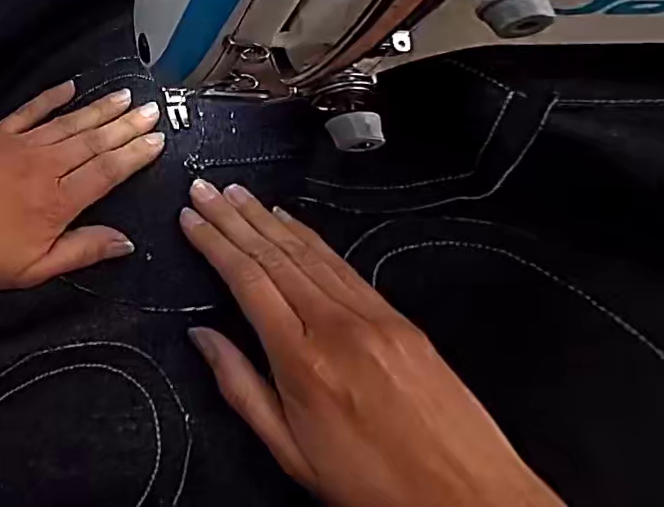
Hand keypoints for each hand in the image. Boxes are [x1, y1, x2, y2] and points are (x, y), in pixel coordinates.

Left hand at [0, 82, 163, 289]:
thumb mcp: (31, 270)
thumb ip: (81, 251)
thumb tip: (124, 242)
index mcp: (57, 201)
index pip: (108, 171)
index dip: (135, 155)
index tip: (157, 140)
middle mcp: (45, 166)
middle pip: (96, 141)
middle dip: (128, 125)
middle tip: (152, 110)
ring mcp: (21, 144)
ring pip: (71, 122)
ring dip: (101, 108)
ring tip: (126, 96)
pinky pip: (32, 110)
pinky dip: (52, 98)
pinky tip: (71, 87)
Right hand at [180, 181, 562, 506]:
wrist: (472, 499)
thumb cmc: (378, 486)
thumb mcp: (292, 453)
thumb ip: (240, 387)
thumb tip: (202, 337)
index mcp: (302, 360)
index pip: (246, 279)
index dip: (213, 242)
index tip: (191, 219)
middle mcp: (334, 324)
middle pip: (271, 252)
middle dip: (231, 215)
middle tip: (204, 189)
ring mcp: (368, 312)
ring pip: (303, 249)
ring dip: (264, 215)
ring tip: (236, 193)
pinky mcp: (393, 312)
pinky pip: (338, 260)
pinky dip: (306, 234)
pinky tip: (288, 219)